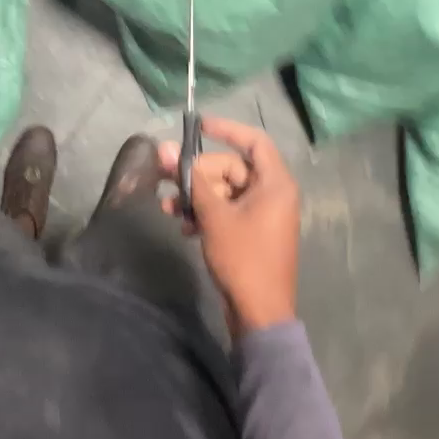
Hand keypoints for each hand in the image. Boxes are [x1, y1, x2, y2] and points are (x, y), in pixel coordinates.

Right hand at [157, 117, 299, 337]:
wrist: (259, 312)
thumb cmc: (243, 258)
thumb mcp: (213, 215)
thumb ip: (190, 180)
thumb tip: (163, 148)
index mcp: (275, 184)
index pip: (254, 141)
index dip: (226, 129)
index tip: (197, 126)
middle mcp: (273, 194)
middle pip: (231, 167)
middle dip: (198, 174)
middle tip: (169, 180)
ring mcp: (262, 214)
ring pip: (224, 191)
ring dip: (196, 196)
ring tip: (168, 208)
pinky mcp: (251, 232)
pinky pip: (226, 210)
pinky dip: (205, 213)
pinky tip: (183, 225)